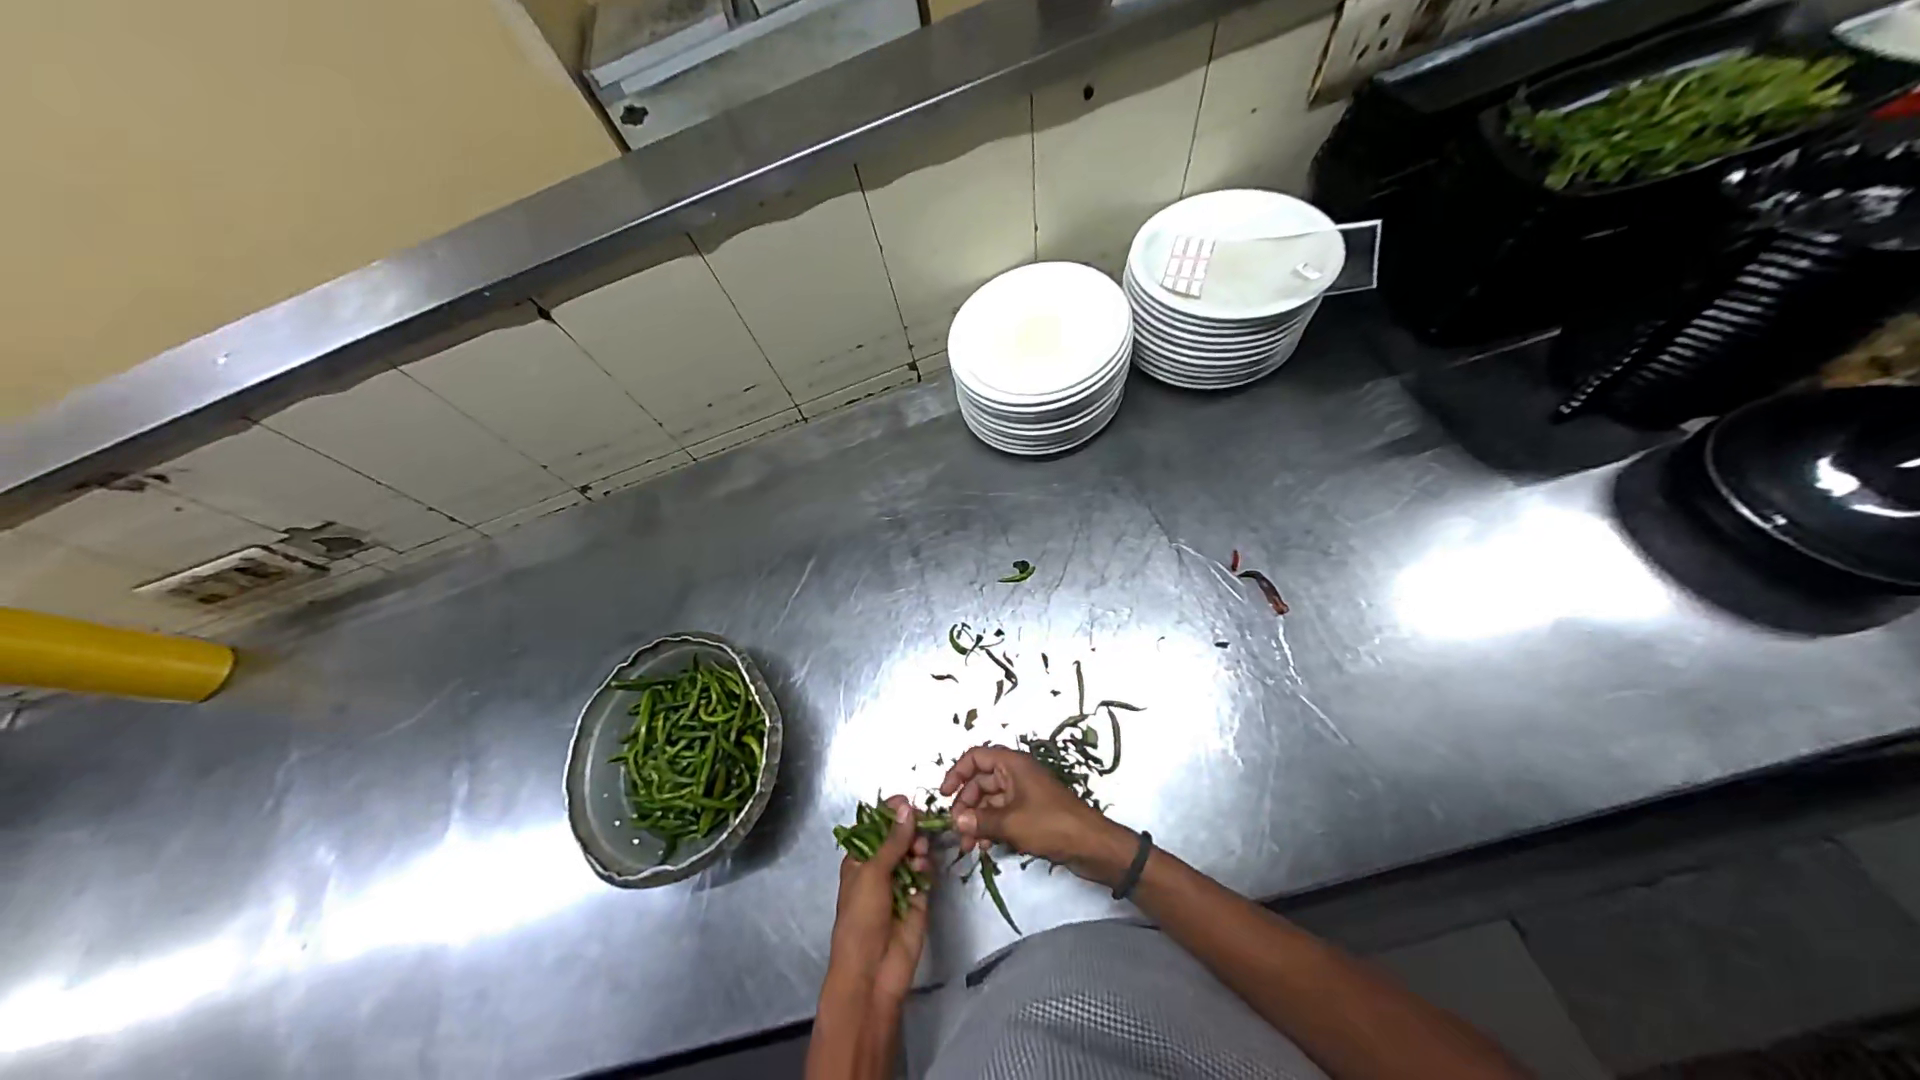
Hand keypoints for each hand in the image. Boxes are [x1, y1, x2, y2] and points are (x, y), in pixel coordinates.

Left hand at [827, 795, 930, 1004]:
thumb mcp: (872, 873)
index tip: (906, 802)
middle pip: (899, 838)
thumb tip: (907, 808)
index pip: (875, 828)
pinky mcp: (919, 898)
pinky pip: (925, 874)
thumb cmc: (861, 918)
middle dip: (909, 828)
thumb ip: (893, 841)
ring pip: (914, 853)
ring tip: (920, 850)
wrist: (873, 971)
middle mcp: (880, 868)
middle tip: (920, 824)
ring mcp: (900, 883)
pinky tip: (924, 867)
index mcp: (859, 860)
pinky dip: (926, 866)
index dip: (890, 814)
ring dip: (918, 846)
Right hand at [939, 745, 1136, 886]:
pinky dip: (991, 826)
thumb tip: (956, 821)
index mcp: (1013, 764)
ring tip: (968, 844)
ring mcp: (1025, 793)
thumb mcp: (1011, 823)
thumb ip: (979, 820)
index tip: (943, 795)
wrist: (1091, 845)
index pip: (976, 757)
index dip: (956, 773)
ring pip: (990, 800)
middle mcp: (1017, 773)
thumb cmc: (1051, 825)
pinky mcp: (1031, 812)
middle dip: (965, 803)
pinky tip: (984, 845)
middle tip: (956, 828)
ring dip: (977, 819)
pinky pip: (1003, 814)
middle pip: (980, 780)